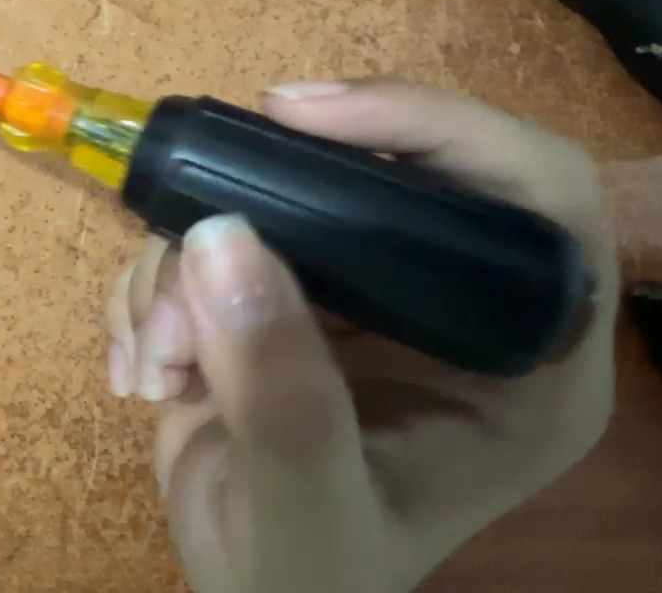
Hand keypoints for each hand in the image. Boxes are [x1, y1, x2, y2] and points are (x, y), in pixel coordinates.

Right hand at [102, 79, 617, 592]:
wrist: (236, 584)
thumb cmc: (304, 573)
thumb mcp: (306, 499)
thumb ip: (278, 386)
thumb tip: (217, 236)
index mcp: (511, 352)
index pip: (523, 189)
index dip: (426, 124)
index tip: (296, 115)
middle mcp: (424, 302)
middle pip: (347, 178)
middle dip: (241, 214)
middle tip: (174, 258)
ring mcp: (330, 294)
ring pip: (241, 209)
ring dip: (170, 276)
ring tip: (156, 364)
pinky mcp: (253, 292)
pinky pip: (184, 244)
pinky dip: (143, 294)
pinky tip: (139, 368)